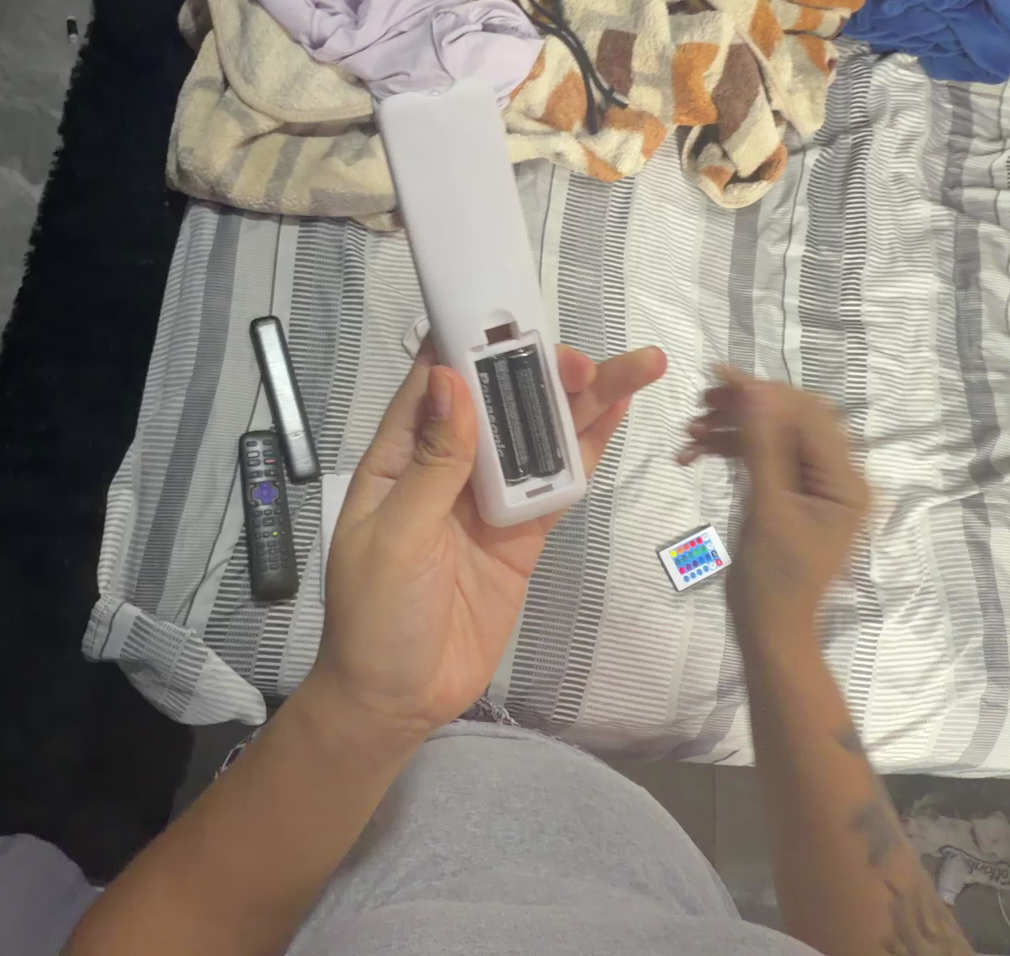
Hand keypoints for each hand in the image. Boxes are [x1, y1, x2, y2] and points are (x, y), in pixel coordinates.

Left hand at [309, 343, 666, 742]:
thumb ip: (433, 464)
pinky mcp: (522, 533)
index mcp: (401, 457)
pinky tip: (616, 416)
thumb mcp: (397, 536)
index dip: (472, 345)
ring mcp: (489, 500)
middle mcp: (447, 467)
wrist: (400, 697)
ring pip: (538, 438)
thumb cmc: (377, 614)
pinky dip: (585, 452)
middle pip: (499, 405)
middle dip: (541, 374)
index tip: (510, 311)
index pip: (436, 384)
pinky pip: (557, 485)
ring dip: (580, 404)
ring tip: (632, 367)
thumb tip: (450, 380)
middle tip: (586, 359)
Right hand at [679, 367, 869, 642]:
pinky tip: (698, 453)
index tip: (716, 376)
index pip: (808, 415)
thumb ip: (764, 447)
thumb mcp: (768, 509)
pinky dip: (731, 451)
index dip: (764, 391)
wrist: (769, 627)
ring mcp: (812, 487)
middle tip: (699, 406)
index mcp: (845, 480)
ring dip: (731, 430)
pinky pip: (761, 459)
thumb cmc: (774, 577)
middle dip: (745, 408)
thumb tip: (757, 392)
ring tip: (689, 436)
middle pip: (791, 420)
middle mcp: (835, 477)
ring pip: (772, 437)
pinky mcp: (788, 496)